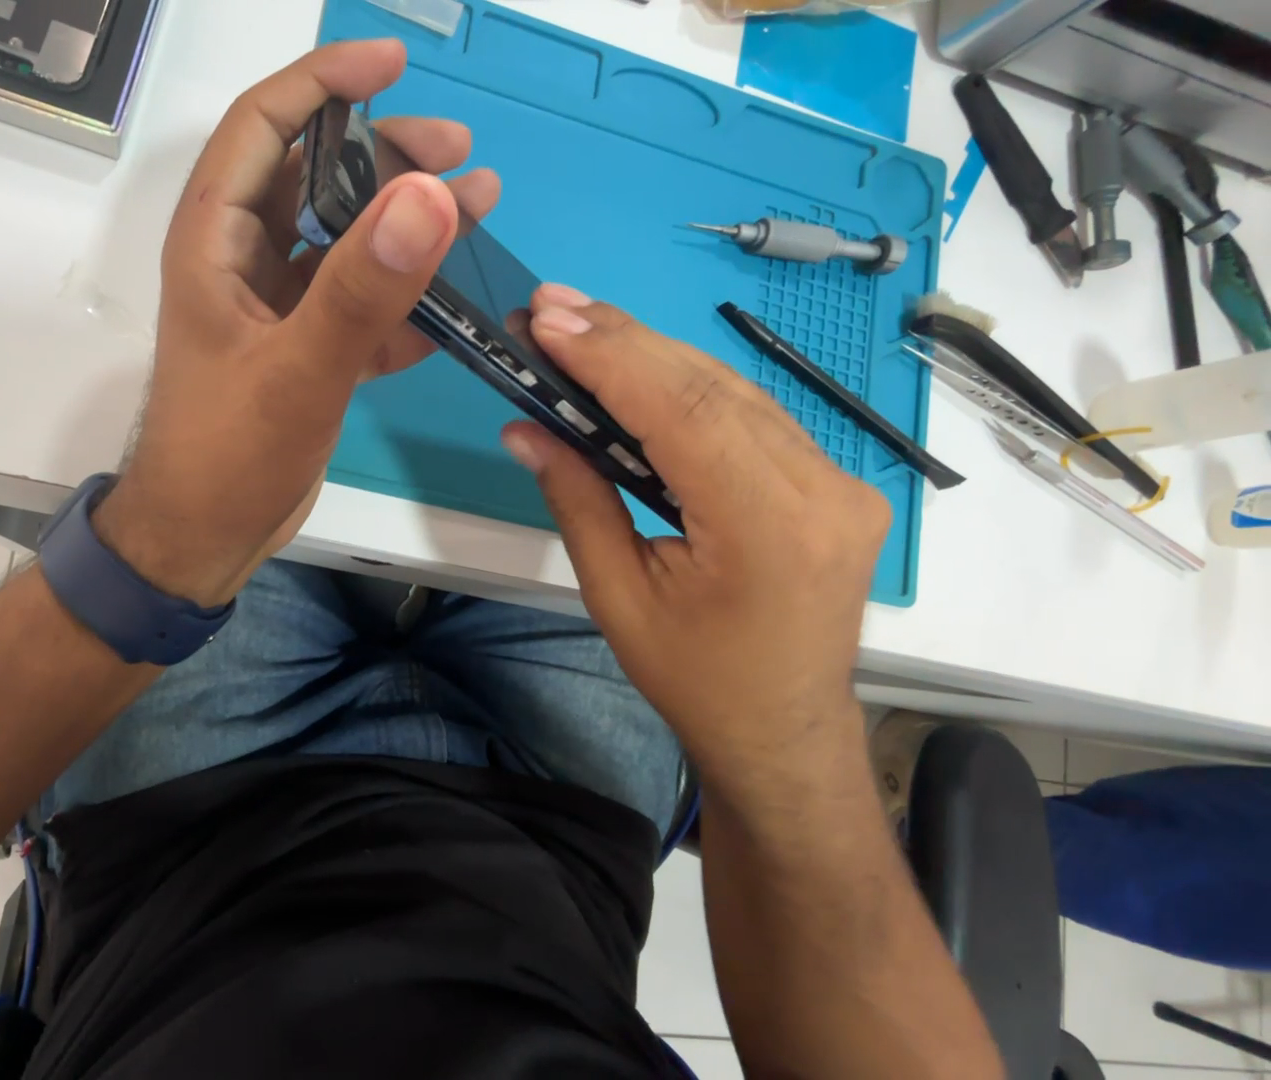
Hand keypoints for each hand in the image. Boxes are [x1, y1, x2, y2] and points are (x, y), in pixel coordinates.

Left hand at [93, 40, 500, 606]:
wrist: (205, 538)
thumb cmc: (227, 456)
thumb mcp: (296, 372)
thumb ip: (359, 290)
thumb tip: (428, 195)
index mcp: (217, 244)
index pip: (263, 128)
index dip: (323, 82)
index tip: (394, 62)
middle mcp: (244, 263)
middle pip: (315, 178)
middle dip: (386, 156)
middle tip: (460, 156)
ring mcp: (276, 310)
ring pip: (344, 243)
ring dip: (405, 226)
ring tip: (478, 207)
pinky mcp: (303, 354)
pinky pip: (358, 307)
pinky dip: (401, 301)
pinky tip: (451, 307)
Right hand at [500, 288, 890, 798]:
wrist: (782, 730)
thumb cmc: (694, 678)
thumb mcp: (617, 596)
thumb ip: (578, 500)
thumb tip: (526, 428)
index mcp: (768, 528)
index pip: (684, 412)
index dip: (611, 357)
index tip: (549, 319)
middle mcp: (821, 490)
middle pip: (713, 388)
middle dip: (625, 341)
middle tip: (554, 306)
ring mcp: (840, 482)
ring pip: (736, 392)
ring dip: (655, 357)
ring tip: (583, 327)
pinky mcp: (835, 483)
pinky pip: (755, 417)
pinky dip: (690, 389)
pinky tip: (641, 369)